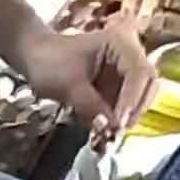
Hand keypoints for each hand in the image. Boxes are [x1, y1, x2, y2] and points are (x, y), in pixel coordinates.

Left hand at [20, 24, 154, 144]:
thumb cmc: (49, 62)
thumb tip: (106, 125)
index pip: (138, 72)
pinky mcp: (111, 87)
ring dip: (125, 116)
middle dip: (134, 108)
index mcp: (120, 45)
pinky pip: (119, 104)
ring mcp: (120, 73)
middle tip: (118, 131)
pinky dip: (113, 118)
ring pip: (135, 96)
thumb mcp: (68, 84)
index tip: (120, 122)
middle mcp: (127, 57)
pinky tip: (104, 132)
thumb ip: (89, 104)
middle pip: (145, 84)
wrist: (33, 58)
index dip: (131, 99)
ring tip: (110, 134)